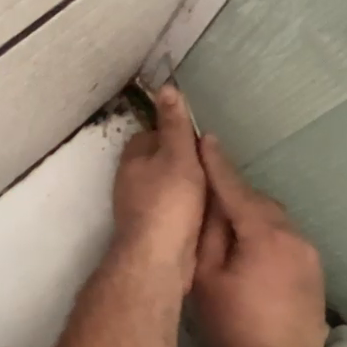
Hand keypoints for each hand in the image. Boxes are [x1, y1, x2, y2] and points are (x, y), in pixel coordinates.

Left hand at [110, 86, 205, 292]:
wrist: (158, 260)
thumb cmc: (169, 202)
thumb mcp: (178, 156)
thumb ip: (174, 124)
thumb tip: (166, 87)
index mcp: (133, 157)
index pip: (154, 133)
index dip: (177, 132)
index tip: (200, 139)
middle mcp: (130, 180)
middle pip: (162, 161)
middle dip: (185, 161)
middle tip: (213, 165)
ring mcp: (139, 206)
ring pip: (168, 186)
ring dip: (189, 186)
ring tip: (216, 188)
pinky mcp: (152, 229)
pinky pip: (173, 210)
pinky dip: (189, 208)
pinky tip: (207, 213)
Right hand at [192, 136, 327, 346]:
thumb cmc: (236, 326)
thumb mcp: (205, 278)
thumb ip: (207, 233)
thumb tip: (209, 202)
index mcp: (263, 232)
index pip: (234, 186)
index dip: (215, 162)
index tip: (202, 137)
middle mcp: (292, 232)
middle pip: (255, 200)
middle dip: (230, 191)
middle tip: (203, 187)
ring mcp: (308, 250)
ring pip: (271, 217)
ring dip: (247, 213)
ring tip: (221, 221)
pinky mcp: (313, 267)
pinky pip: (282, 235)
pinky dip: (262, 231)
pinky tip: (246, 246)